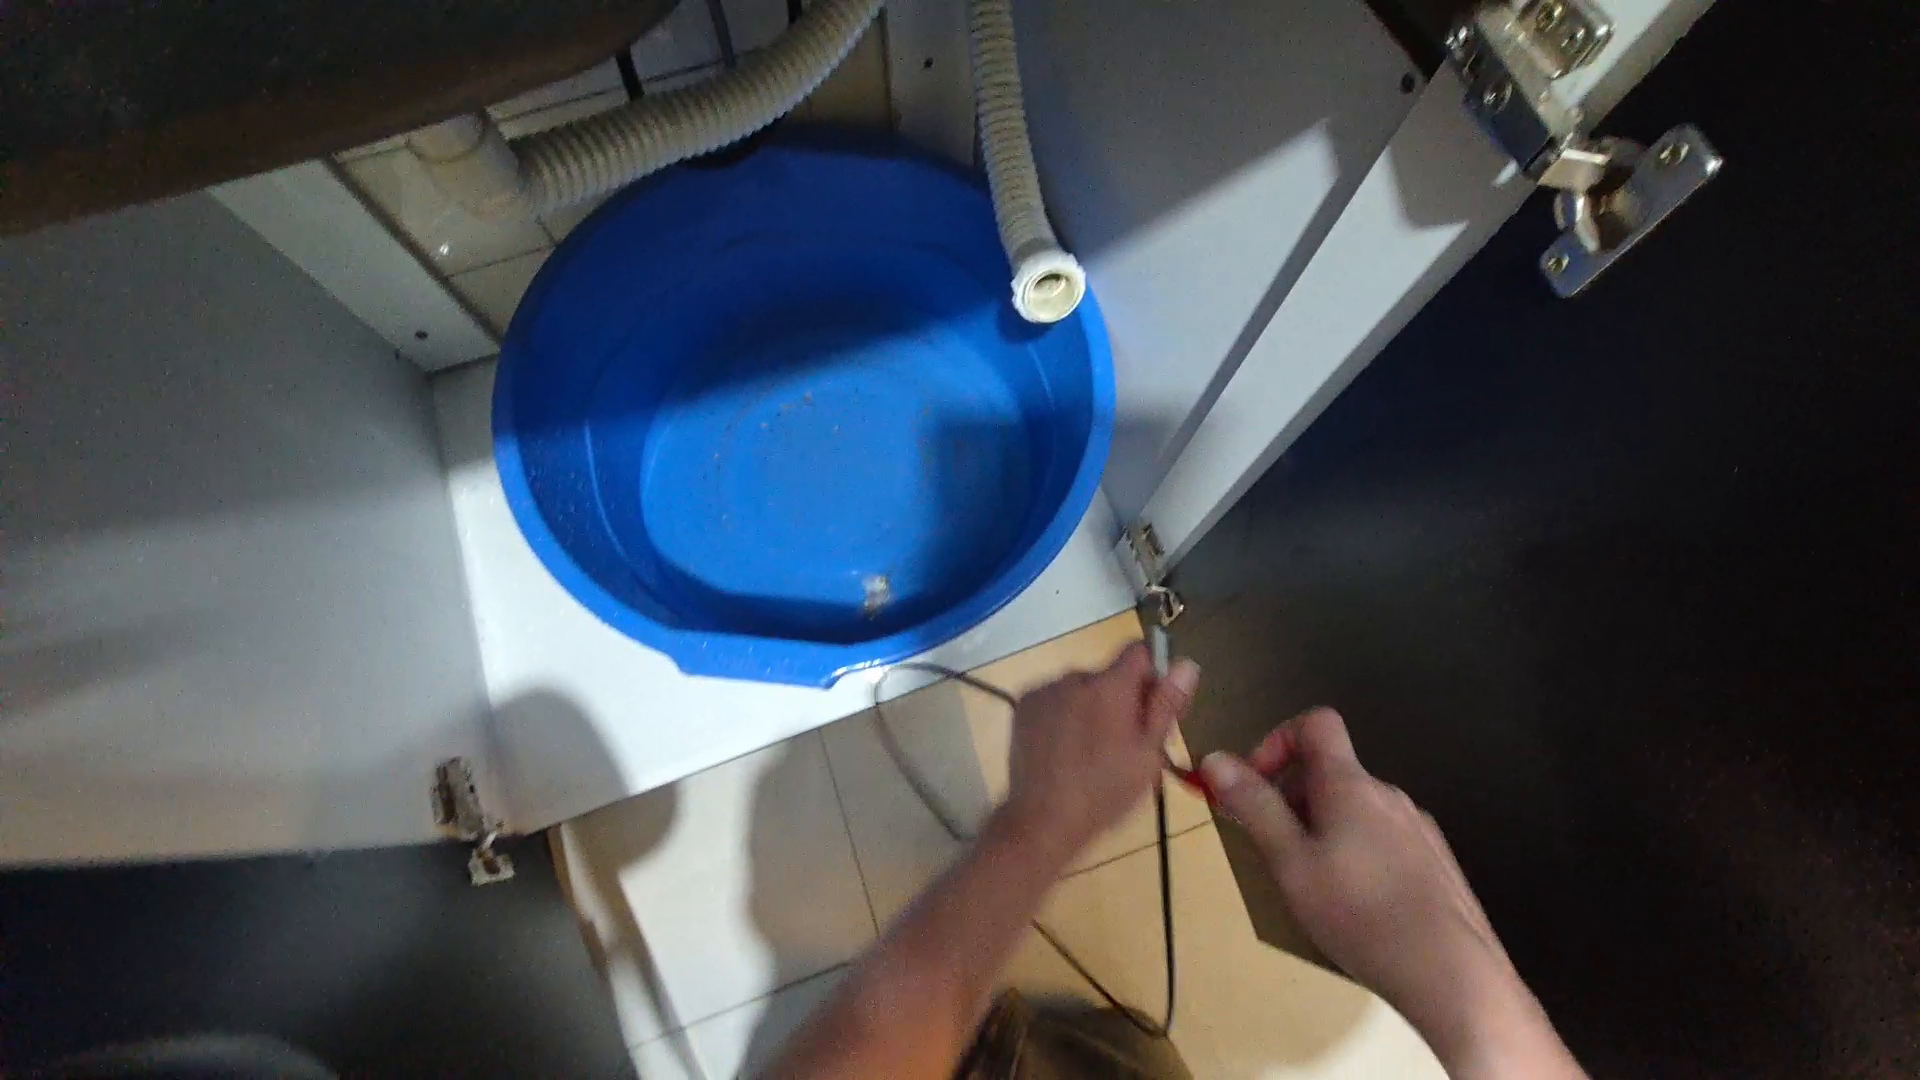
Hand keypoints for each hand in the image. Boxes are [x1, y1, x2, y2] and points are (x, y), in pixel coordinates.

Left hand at [995, 643, 1199, 860]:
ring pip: (1080, 688)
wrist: (1042, 820)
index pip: (1139, 650)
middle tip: (1122, 742)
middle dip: (1119, 698)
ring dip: (1089, 706)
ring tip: (1089, 751)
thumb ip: (1166, 705)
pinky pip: (1054, 698)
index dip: (1152, 673)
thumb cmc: (1105, 791)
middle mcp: (1074, 677)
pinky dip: (1062, 714)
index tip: (1152, 704)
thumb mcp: (1148, 755)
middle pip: (1108, 674)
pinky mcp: (1023, 705)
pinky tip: (1063, 748)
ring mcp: (1044, 689)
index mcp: (1109, 686)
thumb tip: (1185, 664)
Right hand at [1200, 709, 1584, 1079]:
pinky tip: (1356, 906)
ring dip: (1320, 829)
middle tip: (1273, 850)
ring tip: (1312, 886)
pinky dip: (1355, 853)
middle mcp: (1387, 795)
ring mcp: (1418, 830)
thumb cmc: (1361, 913)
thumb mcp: (1289, 861)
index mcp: (1350, 784)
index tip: (1257, 784)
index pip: (1315, 724)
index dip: (1276, 741)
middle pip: (1328, 772)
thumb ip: (1252, 805)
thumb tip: (1215, 757)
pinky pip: (1381, 839)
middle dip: (1290, 799)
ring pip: (1353, 809)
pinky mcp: (1436, 864)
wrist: (1459, 982)